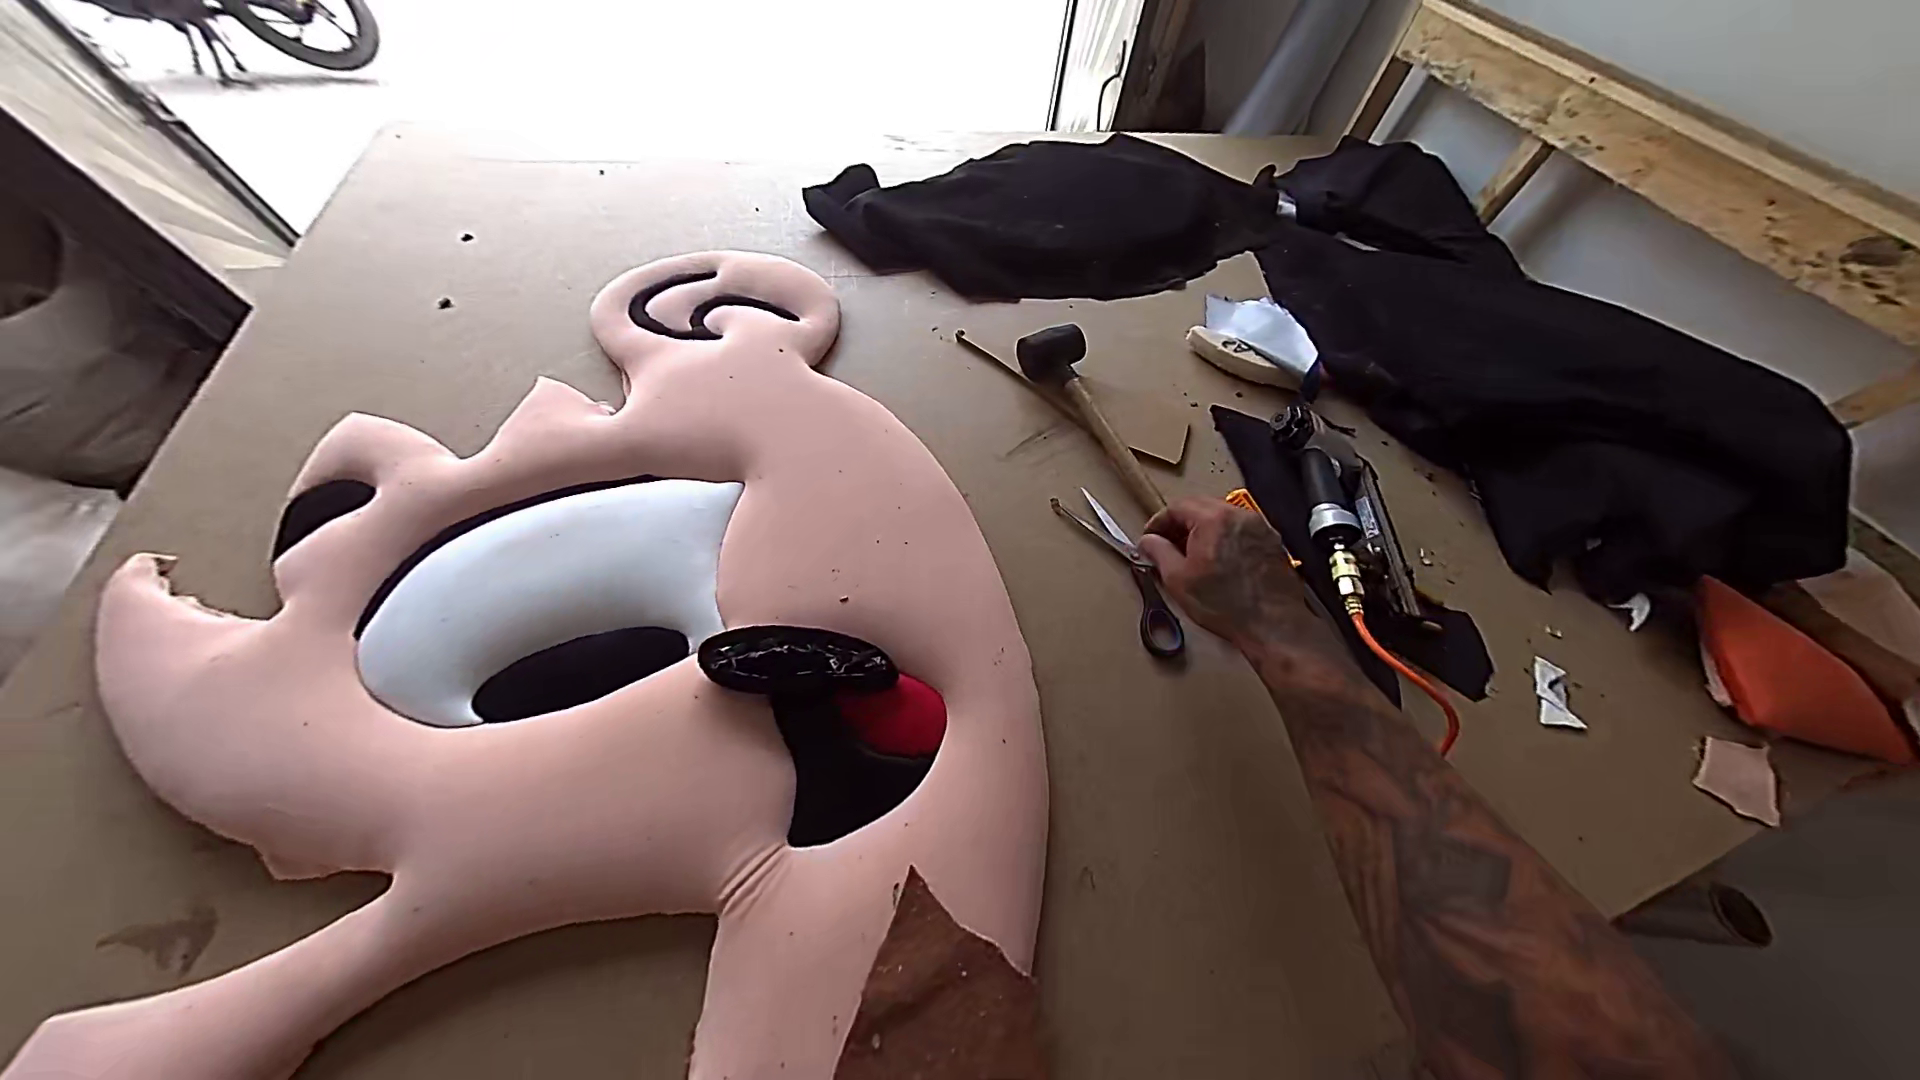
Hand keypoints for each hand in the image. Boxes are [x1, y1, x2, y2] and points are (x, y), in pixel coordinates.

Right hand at [1139, 497, 1354, 677]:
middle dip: (1180, 524)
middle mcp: (1239, 516)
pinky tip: (1215, 562)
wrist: (1272, 624)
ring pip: (1221, 517)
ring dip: (1202, 530)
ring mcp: (1259, 527)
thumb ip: (1158, 552)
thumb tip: (1148, 542)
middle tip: (1166, 544)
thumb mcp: (1177, 578)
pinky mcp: (1271, 542)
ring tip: (1191, 556)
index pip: (1177, 507)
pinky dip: (1222, 538)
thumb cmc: (1228, 604)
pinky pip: (1239, 530)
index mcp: (1213, 519)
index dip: (1158, 522)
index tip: (1151, 537)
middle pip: (1200, 507)